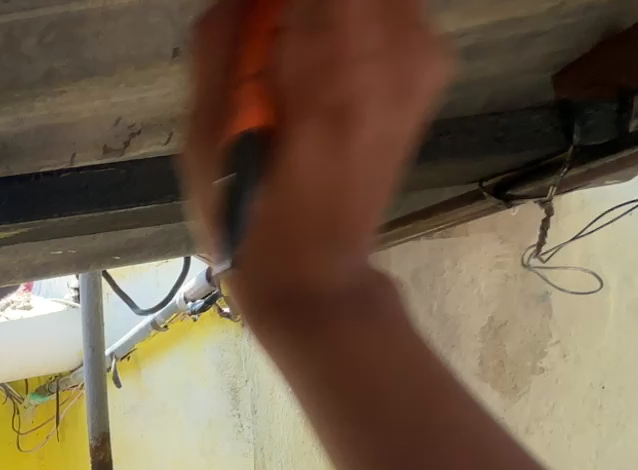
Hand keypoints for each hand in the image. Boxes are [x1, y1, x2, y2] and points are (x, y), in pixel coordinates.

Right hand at [181, 0, 451, 318]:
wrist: (312, 273)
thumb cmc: (244, 218)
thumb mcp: (205, 144)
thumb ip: (219, 53)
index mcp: (327, 72)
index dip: (267, 3)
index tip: (249, 21)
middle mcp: (392, 50)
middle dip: (292, 9)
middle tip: (262, 47)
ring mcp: (422, 56)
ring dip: (324, 15)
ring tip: (286, 62)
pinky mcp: (432, 68)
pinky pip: (395, 9)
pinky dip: (354, 21)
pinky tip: (323, 63)